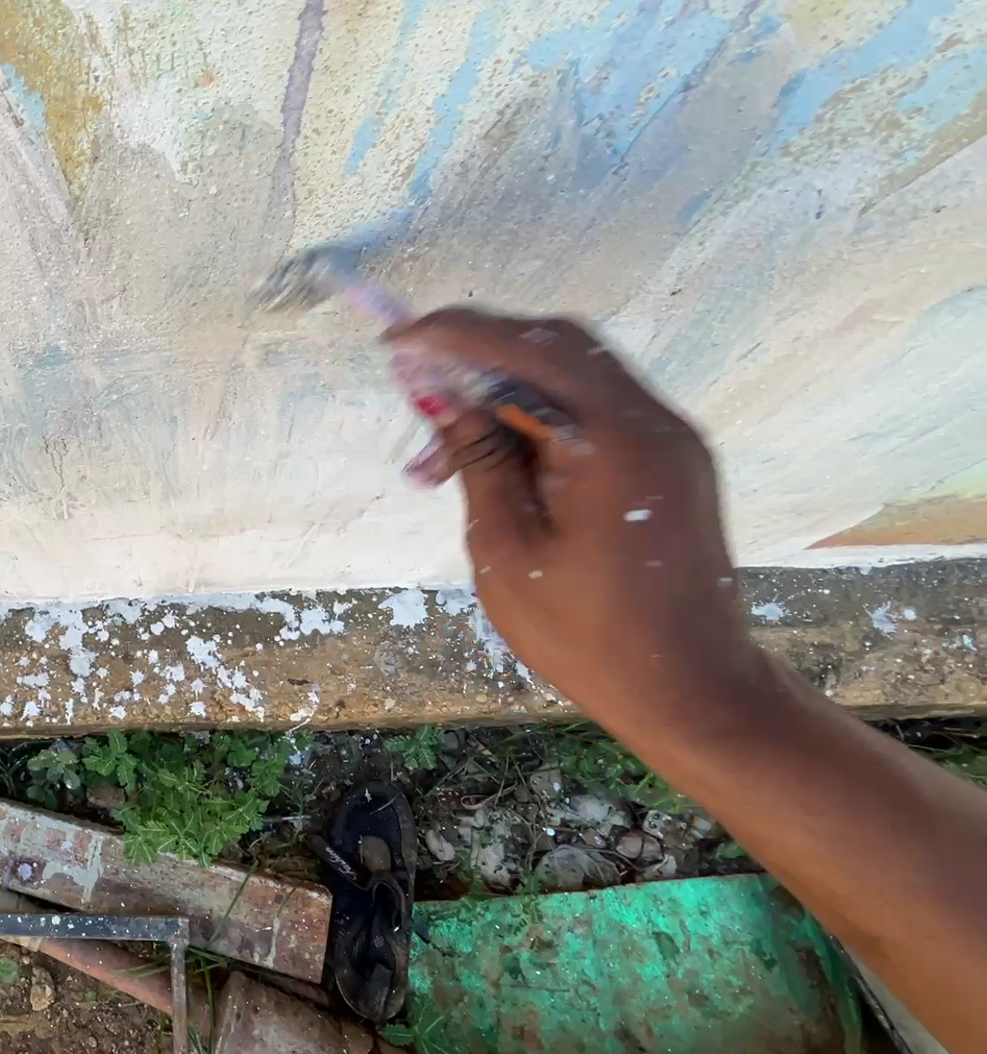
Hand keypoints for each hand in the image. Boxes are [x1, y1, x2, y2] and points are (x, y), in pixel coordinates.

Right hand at [385, 308, 760, 717]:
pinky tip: (490, 458)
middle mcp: (651, 421)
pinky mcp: (664, 459)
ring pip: (569, 376)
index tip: (396, 339)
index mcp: (611, 442)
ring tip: (436, 457)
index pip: (525, 353)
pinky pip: (588, 410)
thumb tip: (441, 395)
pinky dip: (531, 416)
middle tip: (413, 387)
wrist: (687, 687)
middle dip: (475, 354)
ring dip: (498, 393)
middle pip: (554, 347)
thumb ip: (477, 458)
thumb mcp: (504, 545)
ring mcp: (667, 437)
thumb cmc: (581, 631)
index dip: (454, 336)